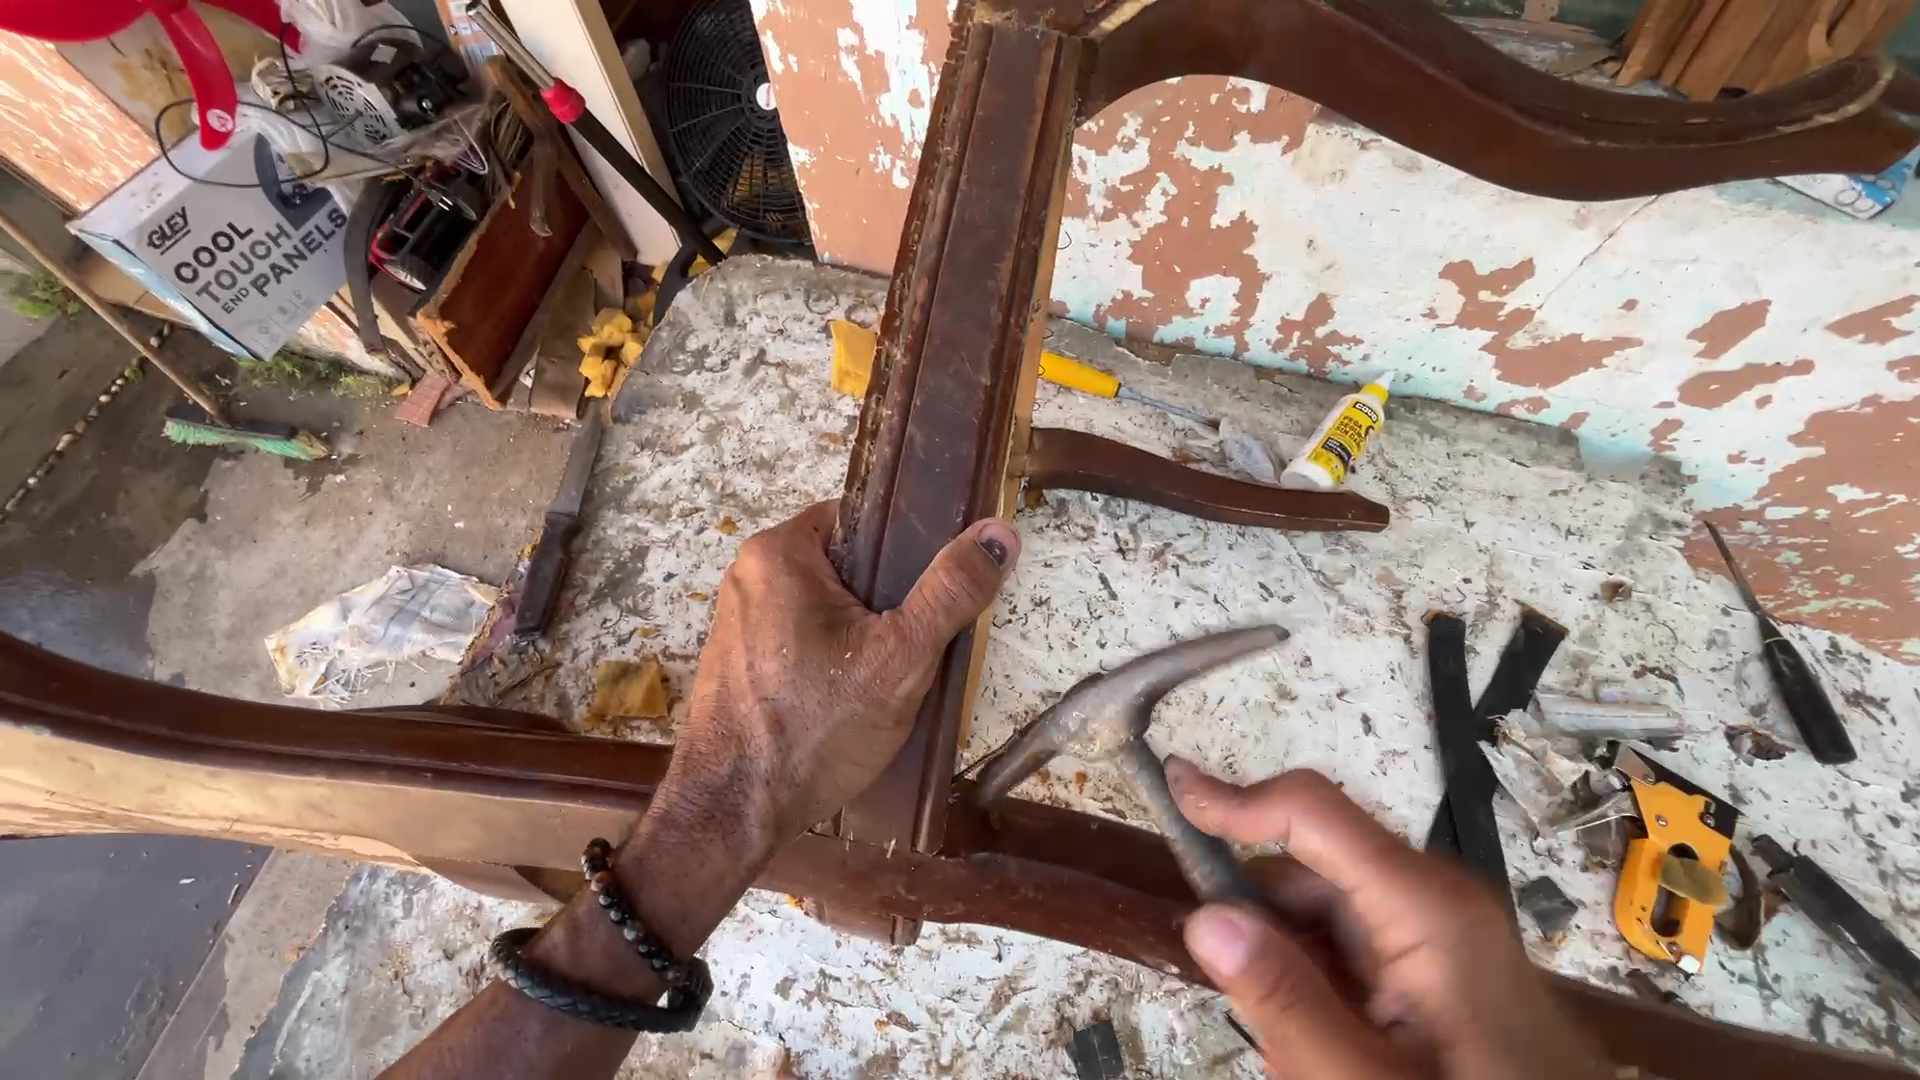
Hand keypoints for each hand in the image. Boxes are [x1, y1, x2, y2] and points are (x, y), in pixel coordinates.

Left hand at [672, 500, 1019, 847]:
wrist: (734, 815)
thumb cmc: (815, 728)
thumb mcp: (901, 657)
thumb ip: (952, 592)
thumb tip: (999, 534)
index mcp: (778, 552)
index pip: (861, 519)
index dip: (906, 548)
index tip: (932, 587)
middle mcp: (749, 575)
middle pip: (845, 565)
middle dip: (887, 599)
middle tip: (919, 641)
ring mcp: (738, 620)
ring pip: (825, 605)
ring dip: (862, 631)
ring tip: (892, 672)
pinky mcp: (739, 661)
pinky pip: (800, 637)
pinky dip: (831, 656)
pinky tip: (851, 695)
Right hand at [1165, 761, 1610, 1079]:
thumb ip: (1287, 1004)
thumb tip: (1204, 917)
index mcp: (1424, 905)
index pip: (1310, 811)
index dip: (1234, 797)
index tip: (1171, 789)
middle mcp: (1427, 897)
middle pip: (1299, 874)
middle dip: (1260, 934)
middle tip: (1263, 1027)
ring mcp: (1432, 927)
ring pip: (1313, 918)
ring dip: (1287, 976)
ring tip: (1310, 1063)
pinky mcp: (1431, 959)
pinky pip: (1343, 952)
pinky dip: (1317, 992)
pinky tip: (1336, 1055)